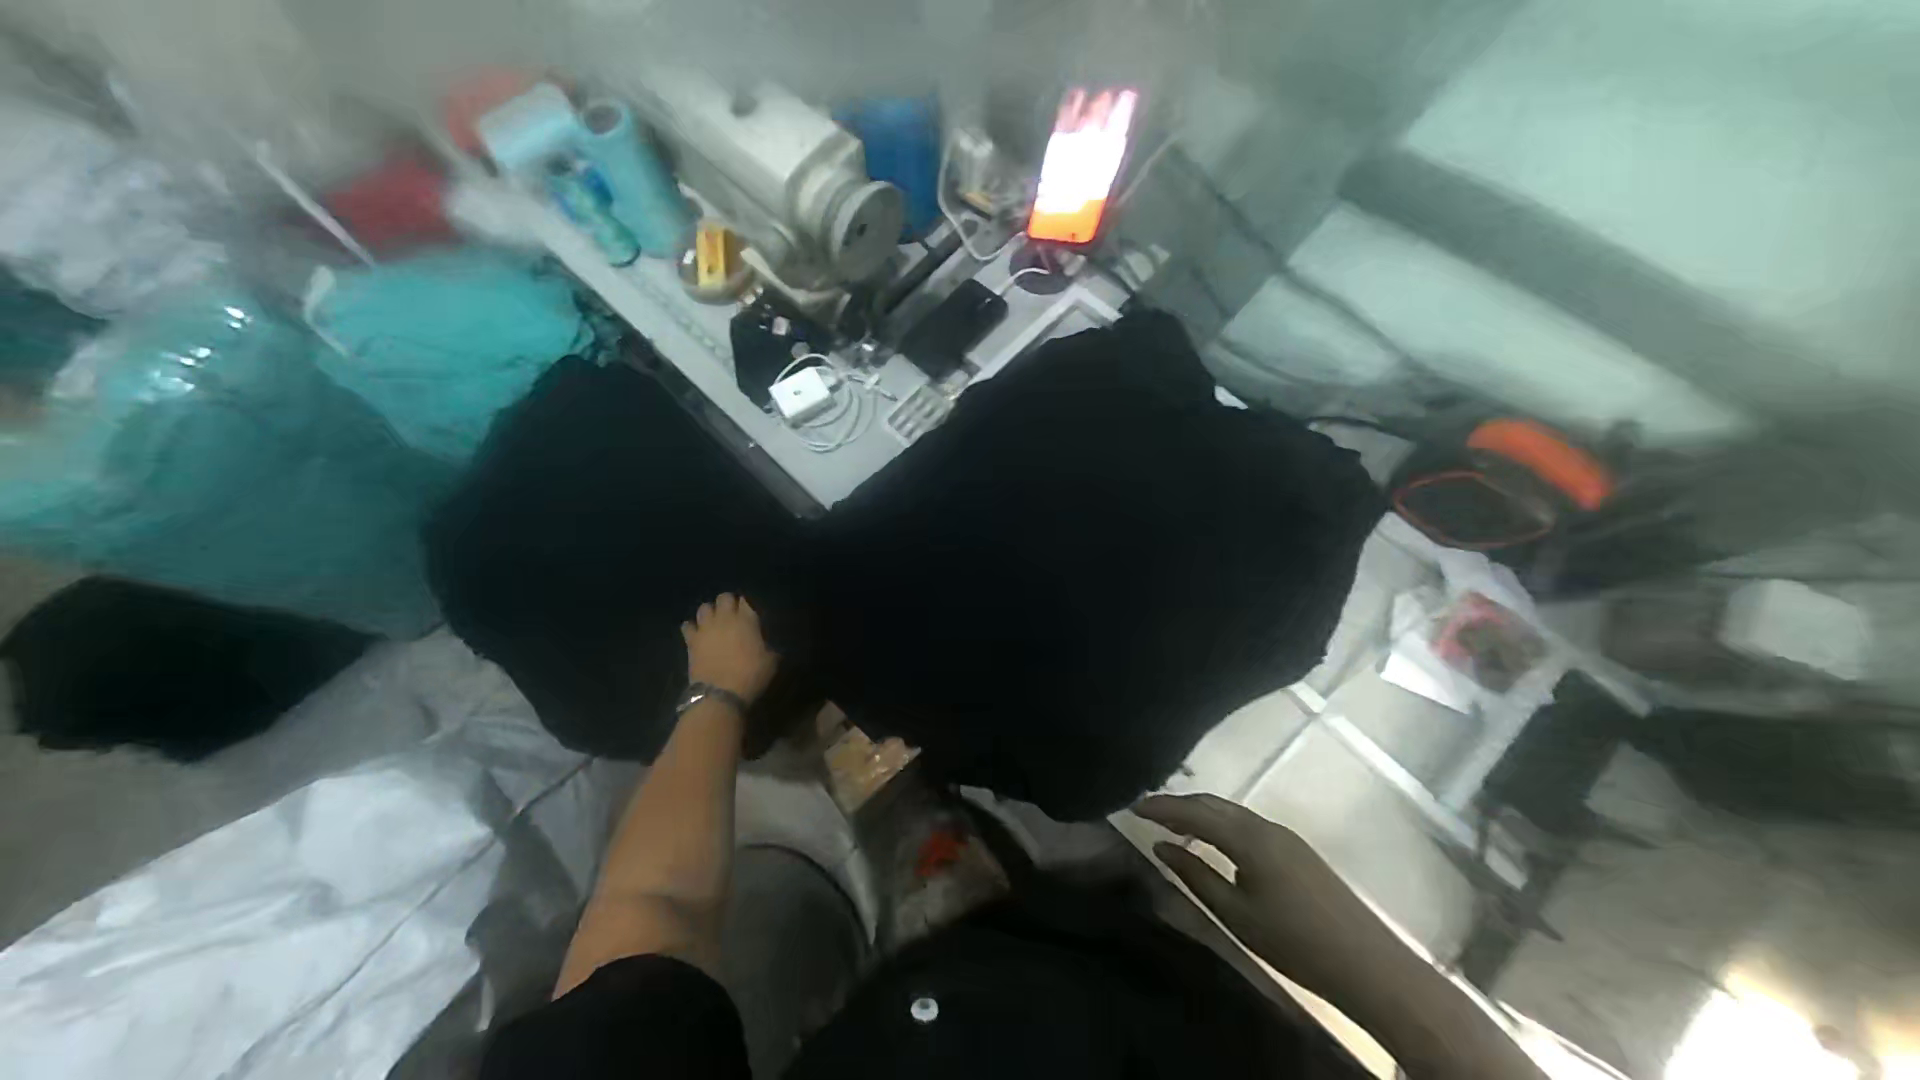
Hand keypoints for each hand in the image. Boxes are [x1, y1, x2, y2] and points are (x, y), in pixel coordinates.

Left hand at [681, 593, 778, 703]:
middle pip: (724, 597)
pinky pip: (687, 625)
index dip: (747, 604)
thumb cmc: (750, 675)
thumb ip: (769, 646)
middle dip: (728, 602)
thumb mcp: (771, 661)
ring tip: (714, 621)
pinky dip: (692, 627)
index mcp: (747, 620)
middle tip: (733, 614)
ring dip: (710, 612)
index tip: (750, 613)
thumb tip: (767, 644)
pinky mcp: (691, 640)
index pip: (746, 600)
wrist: (720, 693)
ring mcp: (706, 628)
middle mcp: (725, 618)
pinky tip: (697, 633)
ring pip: (704, 607)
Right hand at [1134, 793, 1396, 996]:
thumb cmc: (1294, 943)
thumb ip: (1195, 874)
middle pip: (1214, 804)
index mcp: (1248, 838)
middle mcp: (1265, 826)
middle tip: (1147, 809)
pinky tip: (1212, 838)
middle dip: (1178, 803)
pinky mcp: (1296, 850)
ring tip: (1173, 821)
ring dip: (1200, 811)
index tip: (1132, 805)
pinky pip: (1247, 823)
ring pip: (1232, 812)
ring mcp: (1285, 836)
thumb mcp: (1235, 914)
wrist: (1369, 966)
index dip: (1161, 807)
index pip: (1194, 812)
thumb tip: (1161, 845)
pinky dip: (1221, 823)